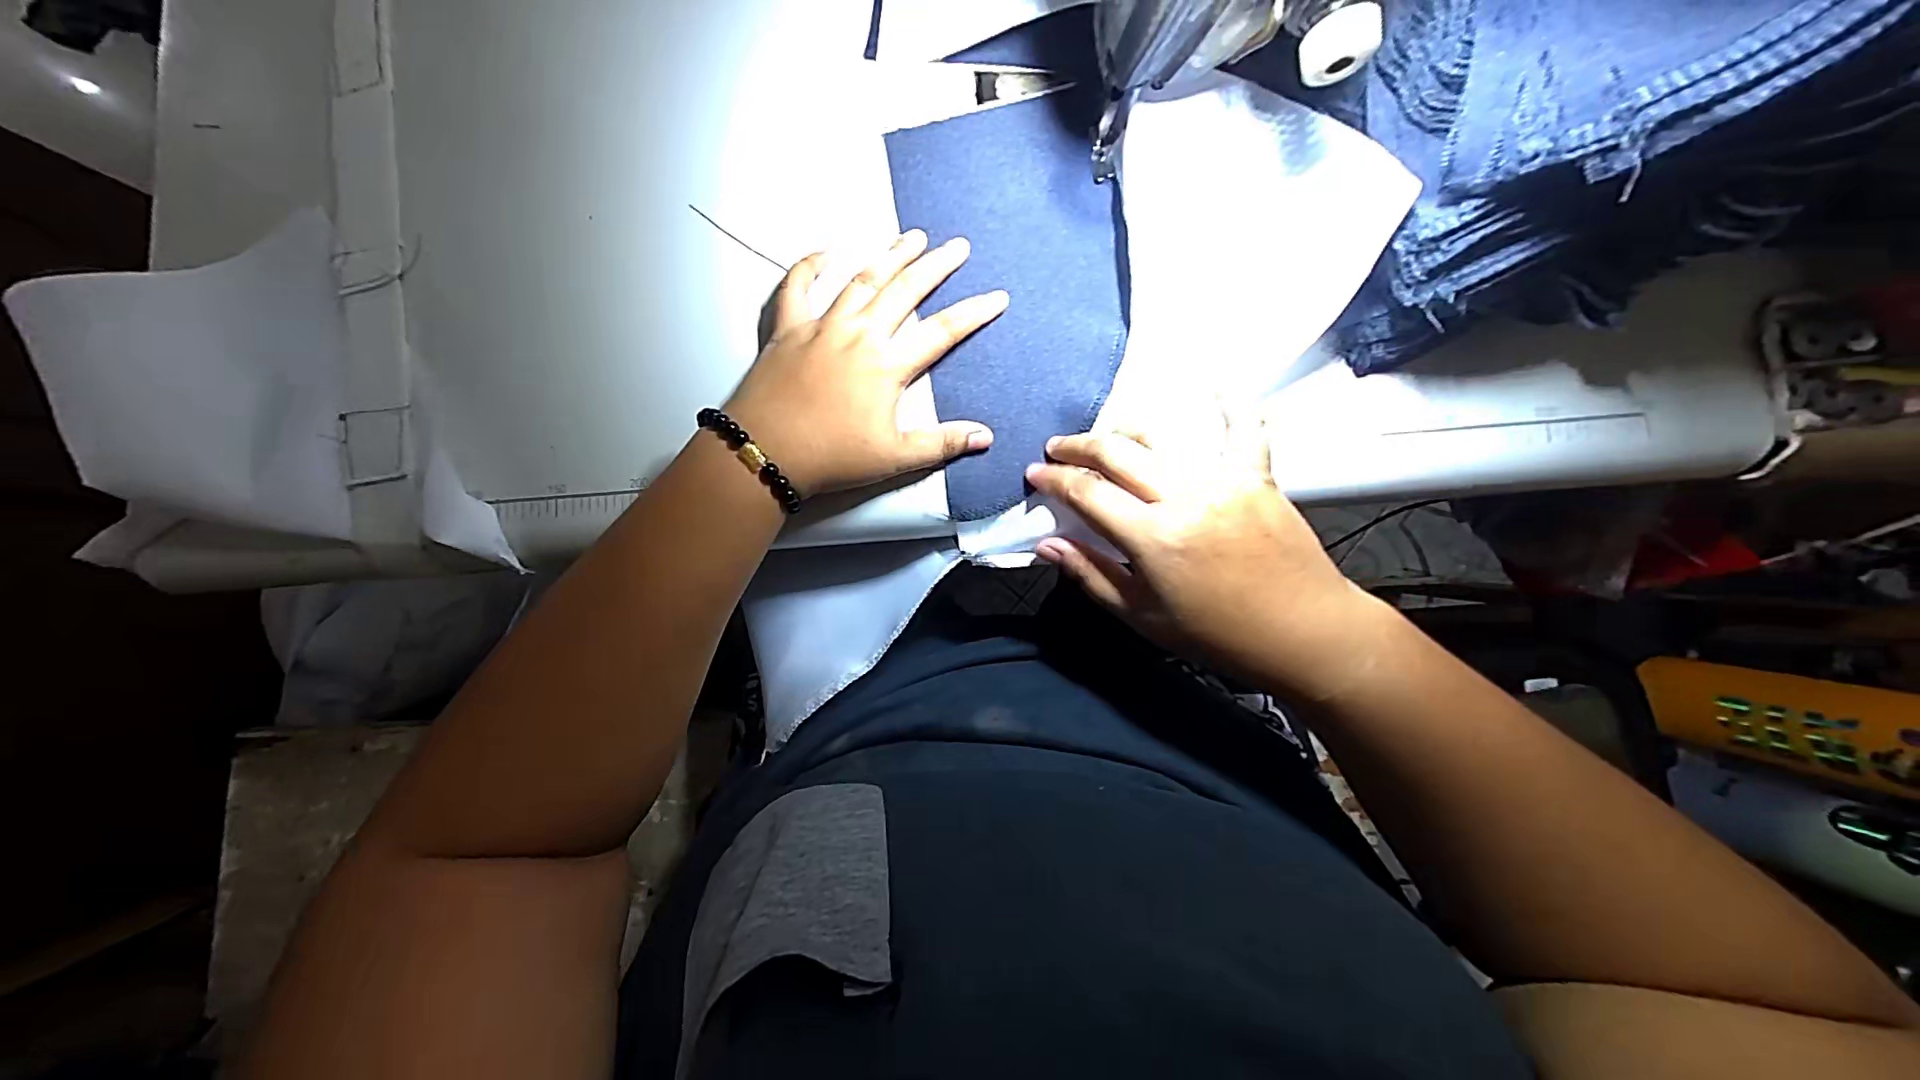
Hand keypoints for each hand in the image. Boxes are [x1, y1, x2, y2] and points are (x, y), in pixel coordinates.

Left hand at [724, 231, 1007, 496]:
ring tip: (911, 238)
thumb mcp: (894, 457)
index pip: (942, 331)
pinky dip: (811, 265)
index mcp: (887, 366)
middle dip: (936, 266)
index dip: (974, 313)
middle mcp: (858, 335)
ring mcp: (821, 327)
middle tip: (957, 247)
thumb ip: (942, 444)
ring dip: (889, 256)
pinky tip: (826, 252)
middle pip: (905, 290)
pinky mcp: (787, 329)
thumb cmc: (829, 457)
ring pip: (861, 279)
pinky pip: (798, 287)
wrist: (765, 453)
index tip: (997, 297)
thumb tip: (984, 437)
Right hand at [1026, 416, 1390, 702]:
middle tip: (1058, 449)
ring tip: (1110, 438)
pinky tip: (1216, 394)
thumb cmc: (1220, 635)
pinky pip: (1243, 430)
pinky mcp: (1258, 477)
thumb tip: (1048, 545)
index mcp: (1153, 538)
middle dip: (1077, 446)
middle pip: (1116, 451)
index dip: (1054, 480)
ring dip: (1127, 429)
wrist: (1303, 634)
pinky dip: (1229, 408)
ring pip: (1163, 434)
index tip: (1037, 475)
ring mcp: (1224, 481)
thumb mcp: (1142, 616)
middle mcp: (1186, 498)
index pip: (1087, 492)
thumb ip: (1090, 574)